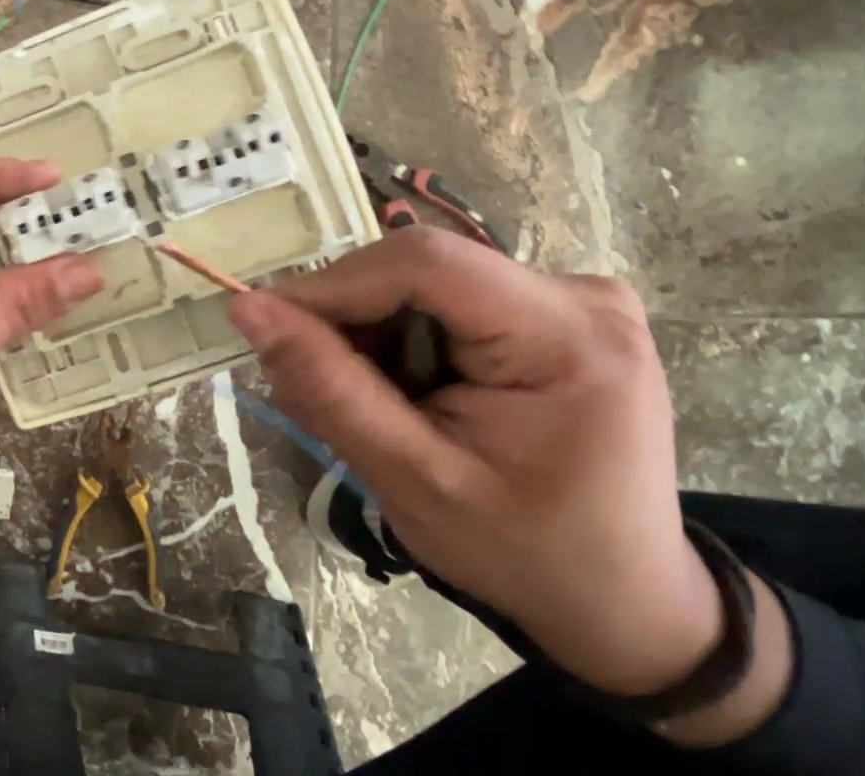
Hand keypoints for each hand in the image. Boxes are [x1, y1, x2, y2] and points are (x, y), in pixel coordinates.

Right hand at [228, 228, 720, 698]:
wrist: (617, 600)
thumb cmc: (520, 552)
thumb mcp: (410, 479)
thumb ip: (326, 389)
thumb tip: (247, 308)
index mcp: (569, 336)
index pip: (424, 264)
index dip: (330, 285)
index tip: (265, 329)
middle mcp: (579, 294)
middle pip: (419, 269)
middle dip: (350, 319)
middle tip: (314, 388)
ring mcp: (571, 300)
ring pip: (422, 282)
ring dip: (371, 333)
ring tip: (365, 405)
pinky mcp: (552, 314)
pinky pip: (443, 300)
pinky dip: (400, 340)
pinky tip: (404, 394)